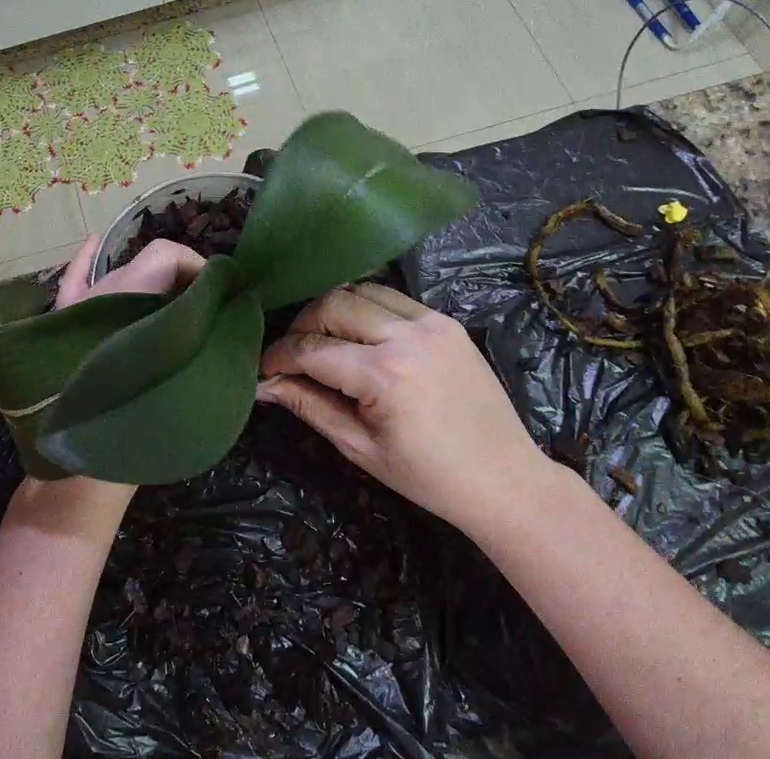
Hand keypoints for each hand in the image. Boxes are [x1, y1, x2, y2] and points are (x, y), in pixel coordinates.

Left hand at [37, 235, 206, 503]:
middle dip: (180, 279)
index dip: (198, 267)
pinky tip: (95, 243)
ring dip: (148, 280)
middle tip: (202, 310)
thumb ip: (208, 346)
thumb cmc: (135, 425)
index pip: (168, 255)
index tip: (217, 296)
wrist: (76, 468)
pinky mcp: (58, 325)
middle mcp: (100, 293)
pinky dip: (86, 261)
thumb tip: (231, 322)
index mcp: (130, 298)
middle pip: (146, 264)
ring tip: (175, 297)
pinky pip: (72, 281)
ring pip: (117, 273)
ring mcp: (75, 307)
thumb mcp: (186, 382)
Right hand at [256, 284, 557, 527]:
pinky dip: (364, 307)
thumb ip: (310, 406)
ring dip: (331, 310)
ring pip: (359, 290)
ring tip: (322, 341)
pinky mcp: (445, 321)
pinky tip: (358, 335)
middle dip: (301, 326)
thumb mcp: (359, 448)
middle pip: (331, 304)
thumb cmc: (429, 476)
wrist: (506, 478)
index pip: (311, 349)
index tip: (263, 370)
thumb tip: (264, 385)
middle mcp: (407, 336)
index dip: (279, 358)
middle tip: (291, 355)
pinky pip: (390, 297)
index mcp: (385, 375)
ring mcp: (431, 322)